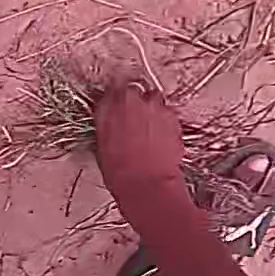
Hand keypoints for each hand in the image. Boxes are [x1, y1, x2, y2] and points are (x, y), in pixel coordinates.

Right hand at [93, 83, 185, 199]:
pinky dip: (163, 121)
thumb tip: (110, 127)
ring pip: (152, 99)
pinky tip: (158, 138)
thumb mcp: (102, 148)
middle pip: (133, 91)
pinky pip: (166, 112)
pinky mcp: (172, 116)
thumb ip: (107, 127)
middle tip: (132, 121)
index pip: (110, 92)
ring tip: (146, 129)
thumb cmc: (122, 172)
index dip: (114, 101)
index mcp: (108, 107)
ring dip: (149, 110)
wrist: (147, 184)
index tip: (115, 109)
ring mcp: (154, 107)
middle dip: (133, 103)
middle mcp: (131, 101)